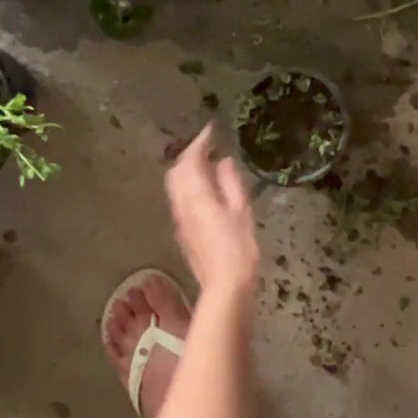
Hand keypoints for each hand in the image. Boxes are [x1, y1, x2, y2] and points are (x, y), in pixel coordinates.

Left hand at [165, 126, 259, 296]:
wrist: (225, 286)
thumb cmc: (239, 250)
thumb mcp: (242, 212)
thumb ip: (230, 183)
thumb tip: (223, 162)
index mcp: (198, 197)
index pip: (191, 161)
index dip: (199, 142)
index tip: (210, 131)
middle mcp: (183, 205)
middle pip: (176, 172)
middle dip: (188, 156)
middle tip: (206, 147)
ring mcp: (180, 220)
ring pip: (175, 186)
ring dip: (186, 171)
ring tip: (205, 166)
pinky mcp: (183, 233)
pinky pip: (180, 200)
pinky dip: (188, 187)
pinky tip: (204, 192)